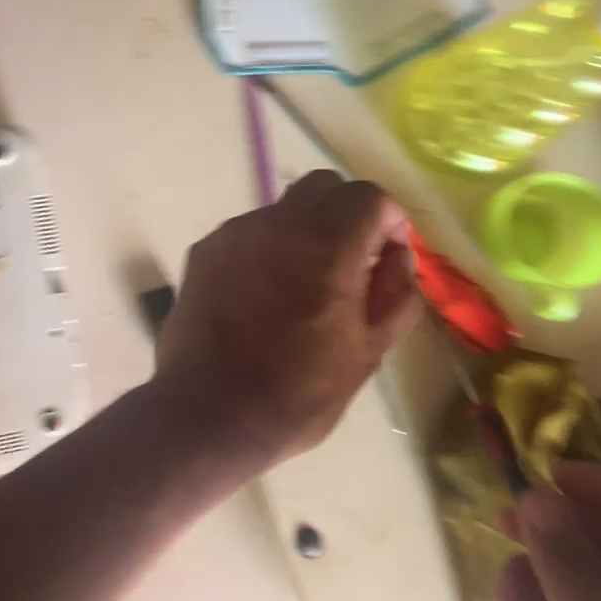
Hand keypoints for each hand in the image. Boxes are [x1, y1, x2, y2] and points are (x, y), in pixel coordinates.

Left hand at [150, 170, 419, 465]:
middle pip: (322, 188)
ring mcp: (232, 234)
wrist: (209, 411)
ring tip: (303, 288)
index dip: (388, 221)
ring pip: (281, 210)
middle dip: (347, 215)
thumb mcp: (368, 351)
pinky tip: (262, 297)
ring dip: (304, 233)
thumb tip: (398, 256)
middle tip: (353, 263)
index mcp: (325, 243)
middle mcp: (275, 224)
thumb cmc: (298, 391)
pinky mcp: (202, 252)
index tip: (390, 256)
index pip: (367, 195)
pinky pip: (247, 235)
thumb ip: (395, 292)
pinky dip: (266, 250)